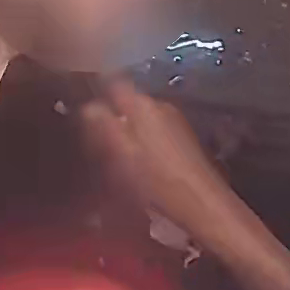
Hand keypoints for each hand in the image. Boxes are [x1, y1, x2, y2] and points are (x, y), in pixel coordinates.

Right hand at [81, 78, 236, 240]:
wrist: (204, 205)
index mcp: (142, 105)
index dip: (97, 93)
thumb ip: (102, 125)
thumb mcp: (121, 154)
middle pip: (127, 102)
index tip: (85, 112)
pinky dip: (142, 141)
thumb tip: (87, 106)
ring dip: (127, 131)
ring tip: (115, 156)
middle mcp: (160, 105)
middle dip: (111, 117)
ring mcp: (175, 120)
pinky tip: (138, 163)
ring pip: (141, 117)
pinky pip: (154, 130)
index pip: (114, 84)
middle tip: (95, 142)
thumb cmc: (156, 179)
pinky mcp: (184, 138)